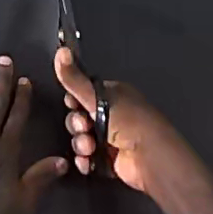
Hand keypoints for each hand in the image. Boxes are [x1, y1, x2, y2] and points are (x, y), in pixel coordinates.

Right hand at [54, 46, 178, 192]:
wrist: (152, 159)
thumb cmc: (129, 122)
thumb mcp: (98, 97)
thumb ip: (75, 79)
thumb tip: (60, 50)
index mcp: (113, 94)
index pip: (84, 93)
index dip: (74, 100)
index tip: (72, 104)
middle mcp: (112, 114)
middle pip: (80, 116)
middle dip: (77, 124)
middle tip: (83, 127)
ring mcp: (111, 138)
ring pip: (82, 138)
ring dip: (81, 143)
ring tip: (89, 148)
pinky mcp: (110, 160)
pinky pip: (88, 157)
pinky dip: (85, 160)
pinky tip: (87, 162)